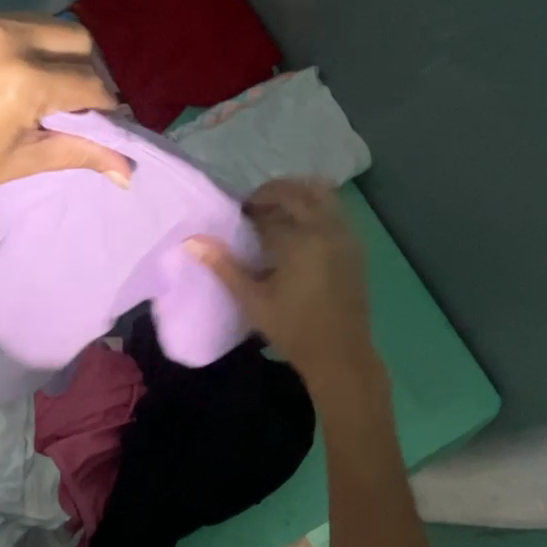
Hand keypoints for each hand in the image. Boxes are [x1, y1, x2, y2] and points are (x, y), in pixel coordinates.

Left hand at [0, 11, 124, 247]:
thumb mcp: (21, 161)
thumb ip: (79, 152)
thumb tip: (128, 170)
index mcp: (23, 81)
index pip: (88, 84)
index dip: (103, 106)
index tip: (104, 119)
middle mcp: (3, 38)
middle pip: (76, 39)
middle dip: (85, 71)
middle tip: (72, 102)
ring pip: (41, 23)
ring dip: (52, 52)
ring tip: (39, 86)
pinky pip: (3, 20)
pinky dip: (15, 42)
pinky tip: (1, 73)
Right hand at [188, 179, 377, 381]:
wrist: (340, 355)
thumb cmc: (292, 329)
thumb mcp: (251, 299)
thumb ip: (223, 266)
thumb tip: (191, 241)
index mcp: (300, 240)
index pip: (270, 208)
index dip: (249, 208)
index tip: (235, 217)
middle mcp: (326, 229)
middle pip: (299, 191)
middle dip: (273, 193)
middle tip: (252, 210)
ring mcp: (346, 237)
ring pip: (321, 196)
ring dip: (296, 196)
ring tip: (275, 216)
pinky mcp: (355, 248)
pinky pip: (334, 212)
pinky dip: (313, 209)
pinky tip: (297, 234)